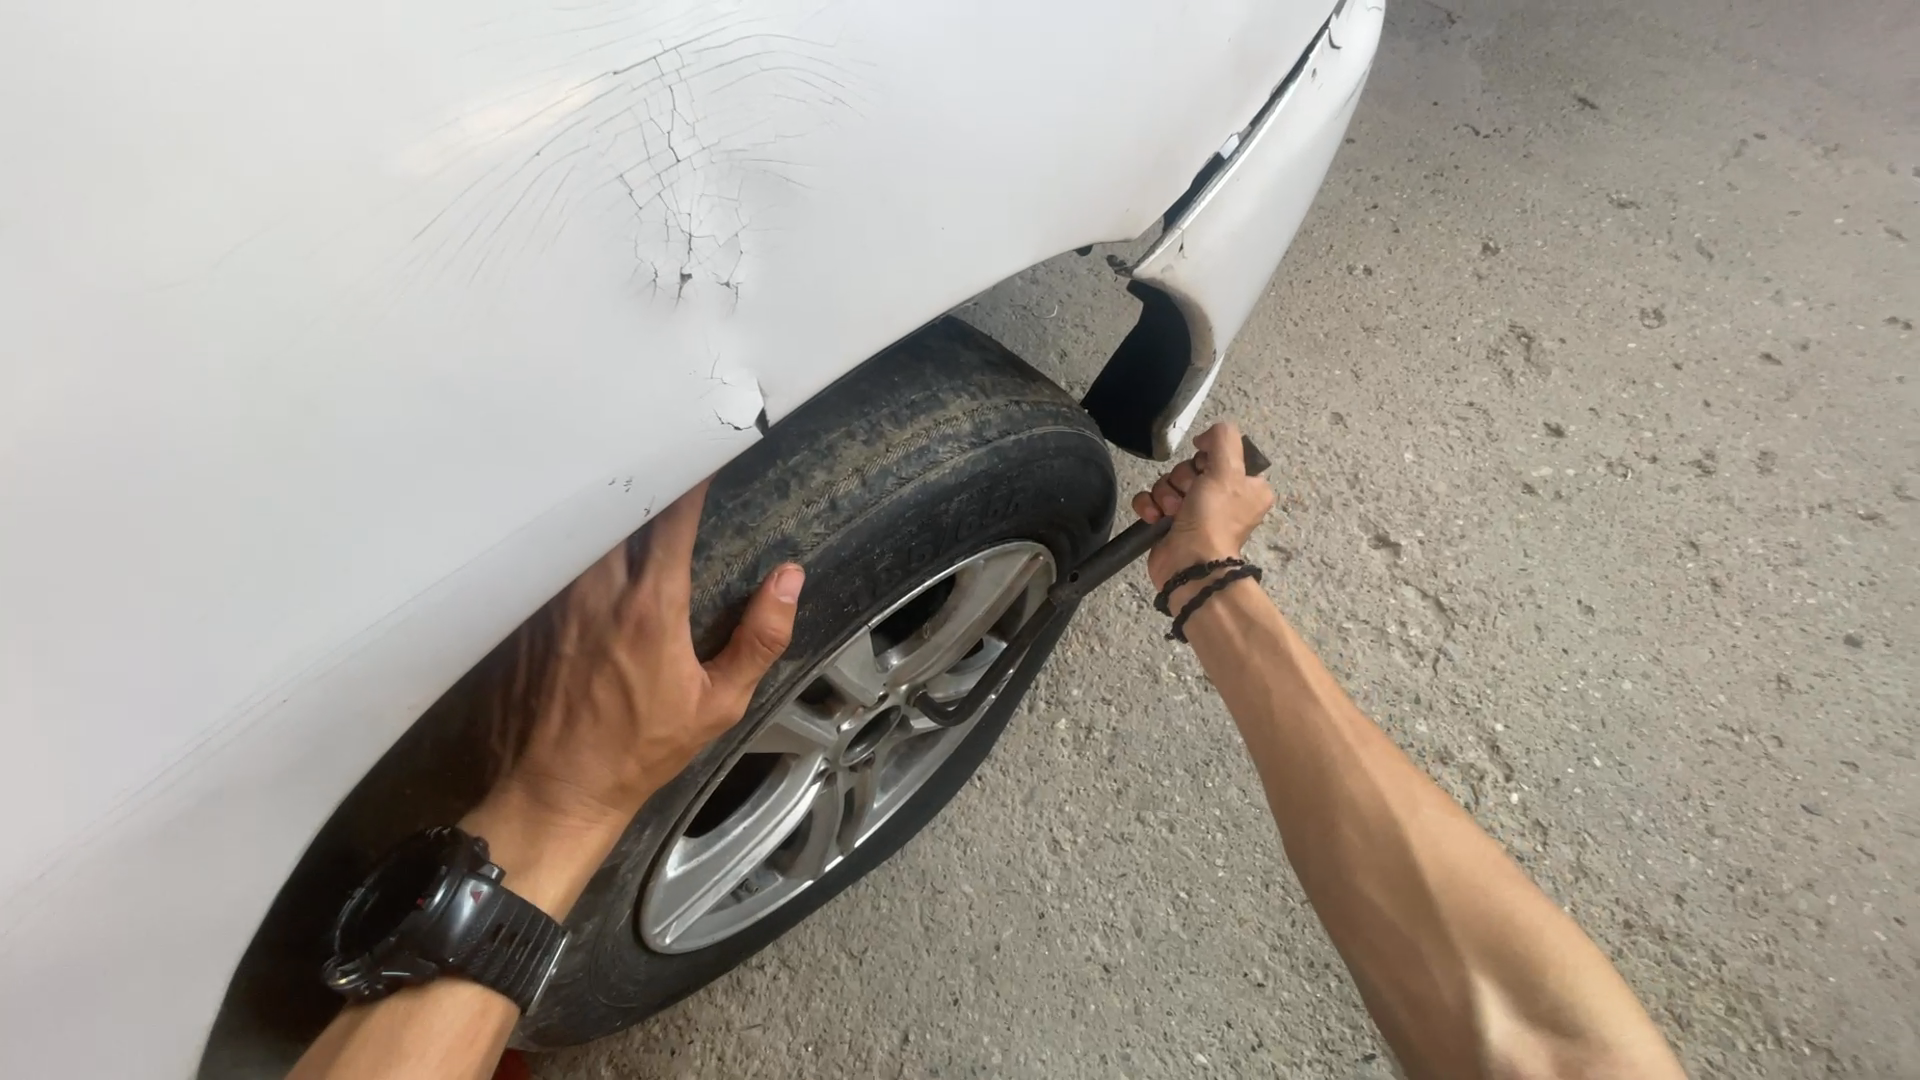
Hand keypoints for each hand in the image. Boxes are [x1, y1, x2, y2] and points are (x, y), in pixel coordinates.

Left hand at [496, 481, 804, 831]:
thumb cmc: (644, 749)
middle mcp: (598, 593)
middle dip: (641, 487)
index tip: (700, 459)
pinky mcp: (523, 623)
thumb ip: (760, 638)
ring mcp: (553, 605)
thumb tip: (789, 580)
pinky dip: (568, 548)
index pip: (673, 523)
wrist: (555, 791)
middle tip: (659, 467)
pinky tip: (579, 550)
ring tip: (621, 498)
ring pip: (578, 534)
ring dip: (604, 514)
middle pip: (617, 514)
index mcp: (652, 607)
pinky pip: (549, 566)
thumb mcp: (719, 703)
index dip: (689, 486)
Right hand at [1131, 421, 1274, 593]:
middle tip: (1189, 497)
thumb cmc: (1214, 518)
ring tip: (1172, 512)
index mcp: (1247, 487)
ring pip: (1168, 483)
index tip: (1206, 471)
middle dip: (1182, 480)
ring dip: (1165, 495)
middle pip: (1190, 468)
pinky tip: (1155, 518)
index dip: (1207, 459)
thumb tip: (1206, 437)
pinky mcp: (1169, 524)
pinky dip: (1149, 506)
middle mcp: (1223, 499)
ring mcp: (1194, 513)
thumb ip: (1223, 439)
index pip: (1220, 455)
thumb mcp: (1228, 470)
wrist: (1189, 564)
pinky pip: (1150, 500)